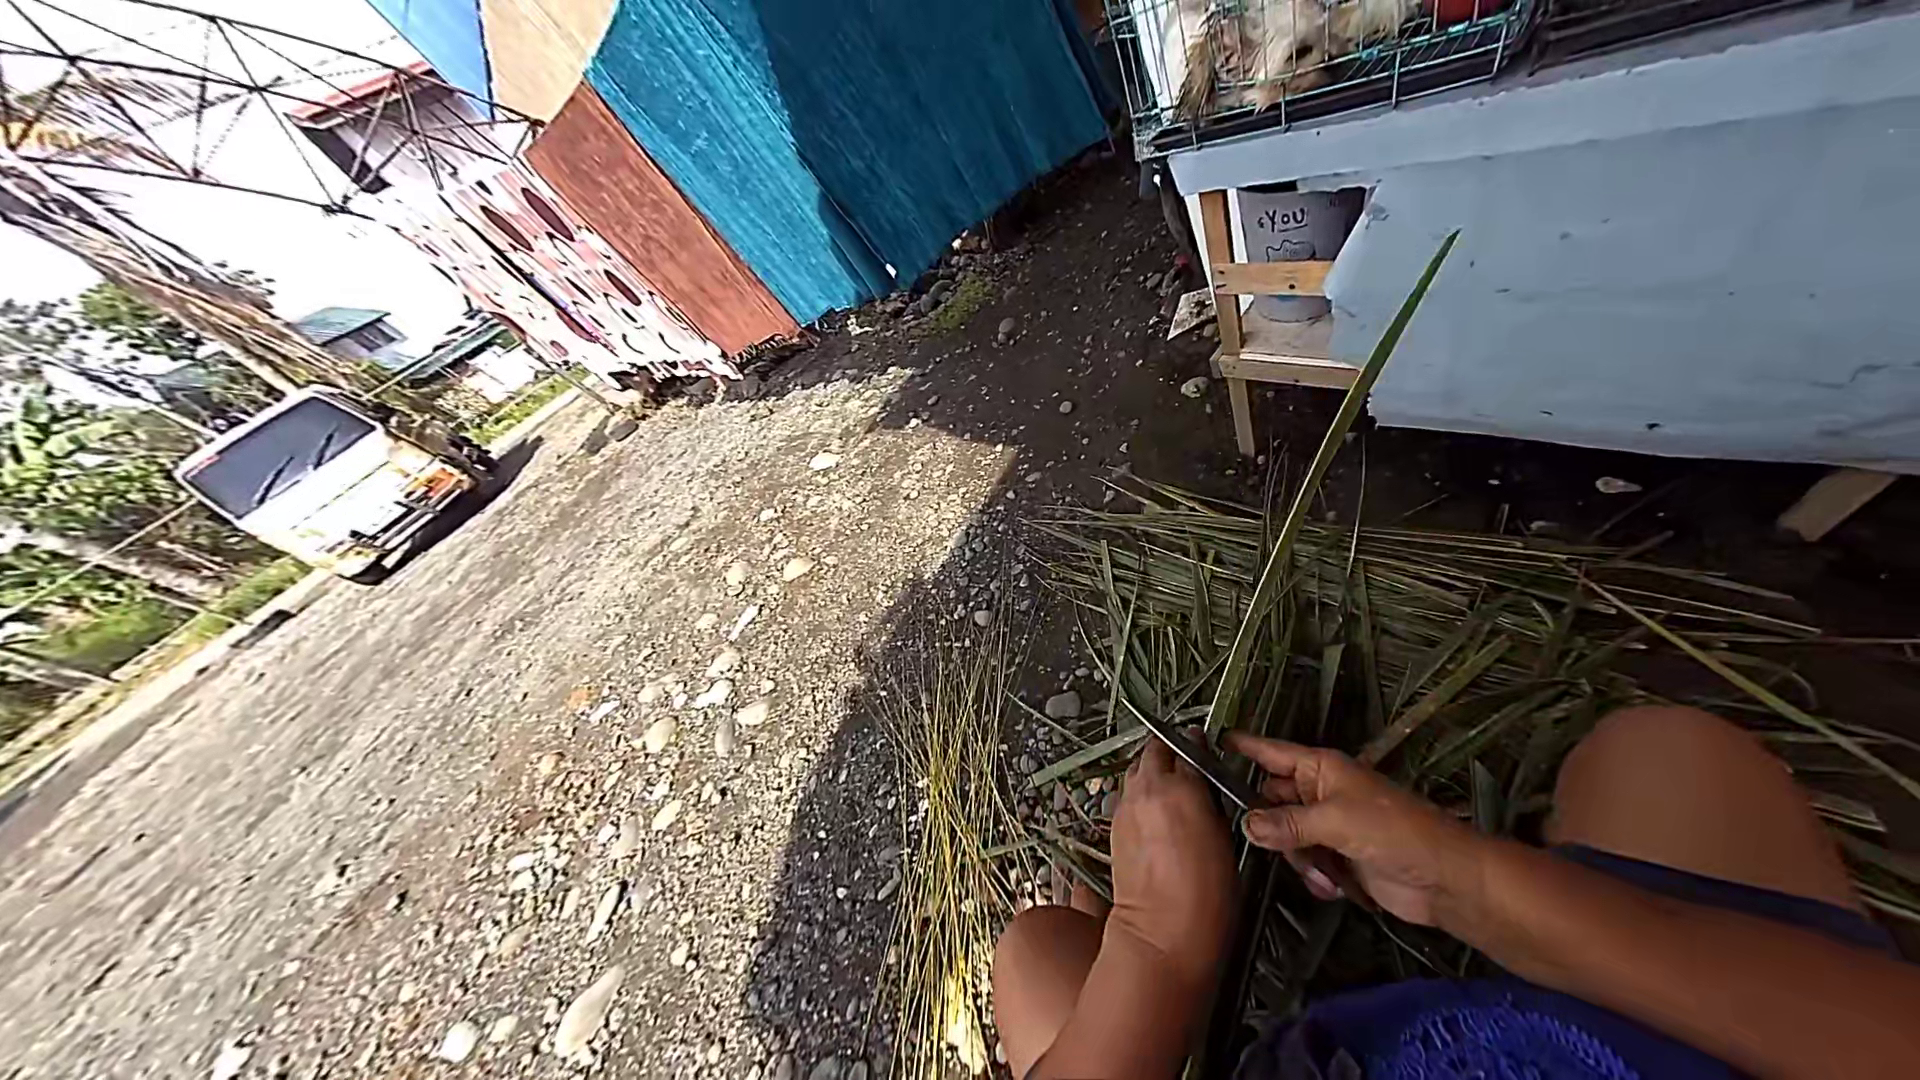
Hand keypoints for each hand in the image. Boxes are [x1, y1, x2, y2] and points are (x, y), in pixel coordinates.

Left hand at [1105, 735, 1237, 990]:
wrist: (1160, 931)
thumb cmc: (1204, 899)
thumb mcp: (1226, 842)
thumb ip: (1211, 805)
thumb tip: (1205, 791)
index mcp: (1183, 789)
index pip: (1189, 750)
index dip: (1197, 746)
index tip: (1202, 743)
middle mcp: (1149, 789)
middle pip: (1155, 750)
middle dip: (1168, 748)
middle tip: (1183, 753)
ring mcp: (1128, 804)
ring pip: (1137, 768)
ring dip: (1150, 766)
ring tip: (1167, 778)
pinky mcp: (1114, 822)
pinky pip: (1127, 793)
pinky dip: (1139, 790)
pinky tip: (1152, 806)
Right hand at [1225, 733, 1481, 925]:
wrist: (1449, 882)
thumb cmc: (1394, 832)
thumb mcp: (1335, 821)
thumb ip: (1285, 823)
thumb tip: (1246, 825)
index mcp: (1318, 767)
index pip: (1268, 751)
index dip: (1240, 747)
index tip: (1207, 742)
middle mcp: (1318, 791)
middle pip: (1270, 798)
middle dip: (1268, 821)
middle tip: (1268, 838)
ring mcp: (1327, 824)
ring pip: (1283, 833)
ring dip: (1297, 856)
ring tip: (1321, 871)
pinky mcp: (1337, 855)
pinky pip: (1304, 859)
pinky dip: (1314, 874)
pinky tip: (1333, 885)